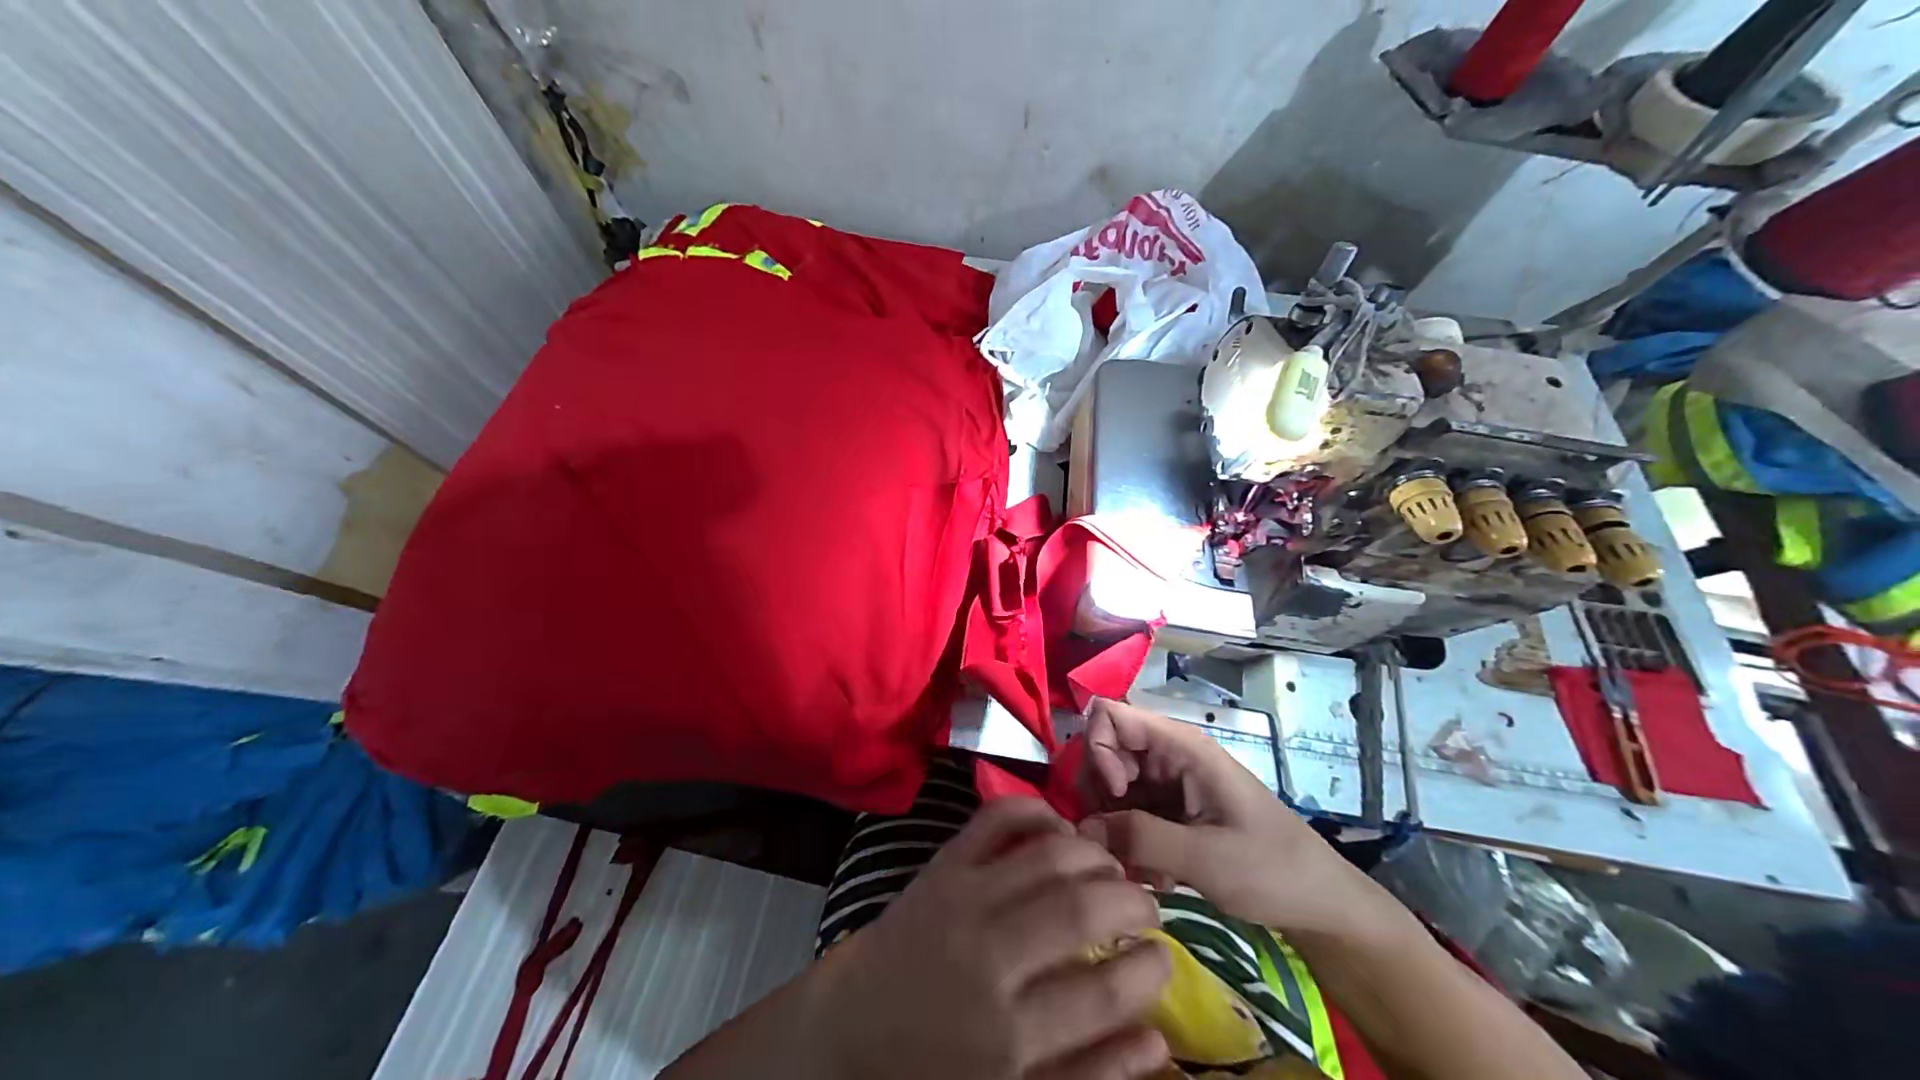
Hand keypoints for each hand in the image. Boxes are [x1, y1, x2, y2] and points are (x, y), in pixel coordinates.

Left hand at [815, 798, 1173, 1079]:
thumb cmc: (939, 1065)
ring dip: (1096, 855)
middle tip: (1145, 906)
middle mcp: (990, 956)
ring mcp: (963, 898)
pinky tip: (1061, 829)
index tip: (1163, 957)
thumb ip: (1090, 1073)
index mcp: (1011, 1033)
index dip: (1153, 969)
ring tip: (1110, 870)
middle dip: (1133, 901)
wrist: (856, 1023)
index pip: (1107, 992)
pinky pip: (997, 817)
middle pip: (1084, 909)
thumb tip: (1159, 1039)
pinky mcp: (943, 864)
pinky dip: (1038, 810)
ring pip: (1050, 855)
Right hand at [1075, 698, 1397, 938]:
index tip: (1114, 795)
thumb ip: (1140, 837)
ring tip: (1137, 866)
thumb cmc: (1271, 870)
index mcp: (1182, 747)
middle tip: (1116, 841)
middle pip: (1104, 751)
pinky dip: (1127, 839)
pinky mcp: (1170, 810)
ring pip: (1110, 786)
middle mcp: (1169, 756)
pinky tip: (1151, 874)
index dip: (1099, 750)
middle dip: (1099, 795)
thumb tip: (1082, 829)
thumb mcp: (1205, 858)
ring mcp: (1168, 783)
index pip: (1111, 715)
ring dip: (1112, 824)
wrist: (1320, 903)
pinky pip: (1127, 812)